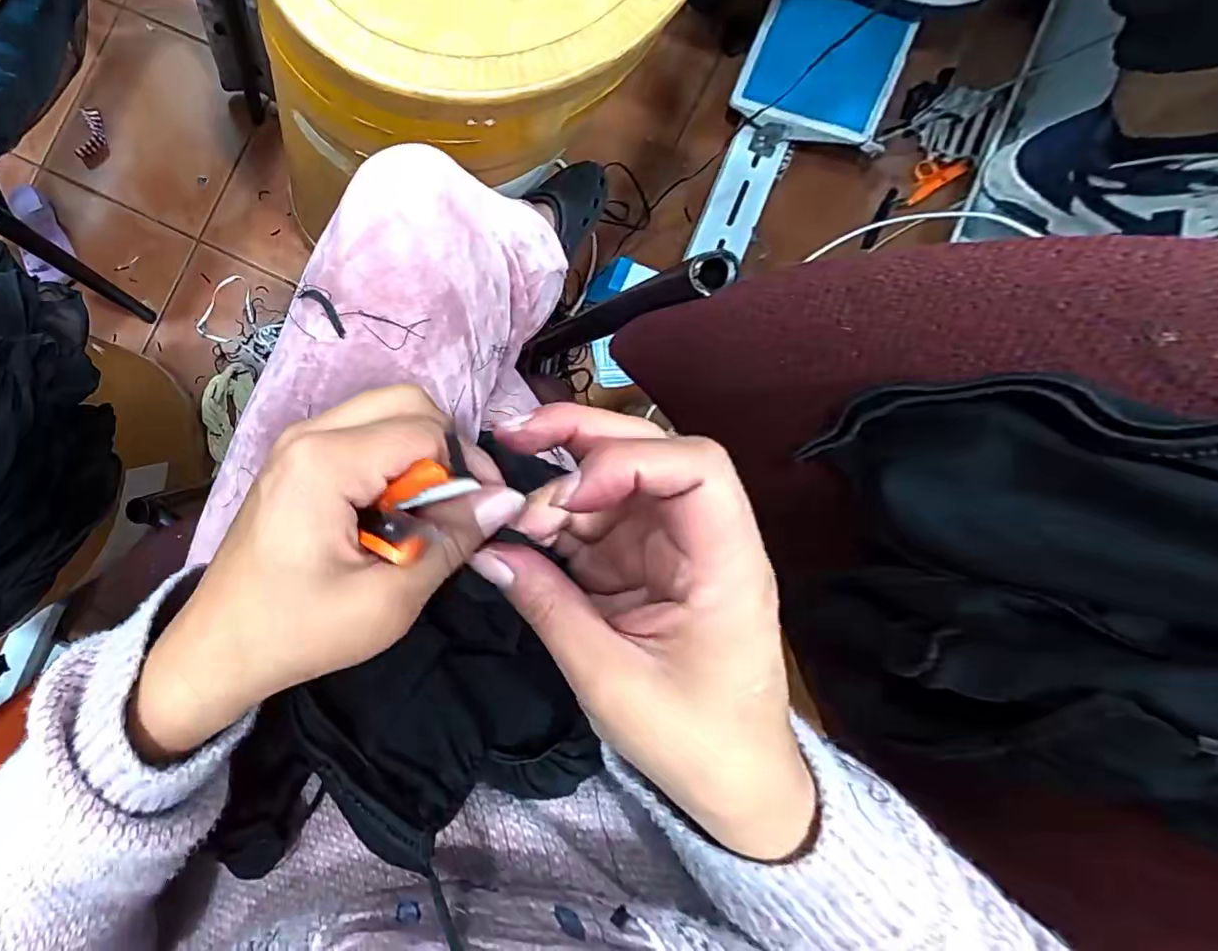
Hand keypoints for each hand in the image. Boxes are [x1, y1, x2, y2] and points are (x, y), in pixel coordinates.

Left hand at [129, 385, 526, 762]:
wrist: (218, 646)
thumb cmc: (296, 630)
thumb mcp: (387, 600)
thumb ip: (450, 541)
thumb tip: (505, 499)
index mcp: (325, 460)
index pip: (425, 431)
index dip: (464, 471)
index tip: (476, 517)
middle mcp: (309, 432)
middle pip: (406, 402)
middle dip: (444, 448)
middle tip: (454, 506)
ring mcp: (297, 440)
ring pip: (384, 412)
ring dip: (417, 454)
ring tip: (421, 512)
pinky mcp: (296, 456)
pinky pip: (361, 433)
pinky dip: (389, 460)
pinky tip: (387, 510)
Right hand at [474, 405, 816, 860]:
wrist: (731, 785)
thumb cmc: (692, 740)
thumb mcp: (609, 681)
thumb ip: (546, 606)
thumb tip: (487, 552)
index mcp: (724, 563)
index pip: (695, 468)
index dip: (626, 460)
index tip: (565, 495)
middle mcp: (697, 537)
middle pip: (648, 451)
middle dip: (579, 433)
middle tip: (514, 434)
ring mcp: (663, 545)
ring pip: (611, 477)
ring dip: (555, 474)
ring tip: (503, 481)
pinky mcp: (634, 561)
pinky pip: (588, 520)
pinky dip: (549, 517)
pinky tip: (515, 526)